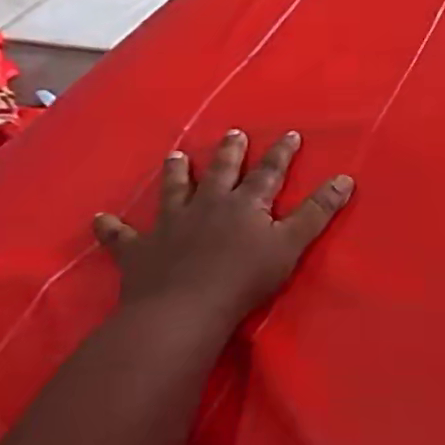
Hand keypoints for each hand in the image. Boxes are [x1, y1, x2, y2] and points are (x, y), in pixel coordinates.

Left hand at [93, 130, 352, 332]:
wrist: (184, 310)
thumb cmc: (244, 279)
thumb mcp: (290, 245)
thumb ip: (317, 212)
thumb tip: (345, 179)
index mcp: (245, 204)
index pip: (269, 172)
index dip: (281, 153)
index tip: (290, 134)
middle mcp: (207, 205)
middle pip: (220, 173)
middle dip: (229, 152)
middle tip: (232, 134)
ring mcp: (171, 226)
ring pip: (174, 192)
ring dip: (175, 174)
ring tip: (175, 156)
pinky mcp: (141, 251)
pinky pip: (122, 237)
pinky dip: (111, 228)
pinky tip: (99, 219)